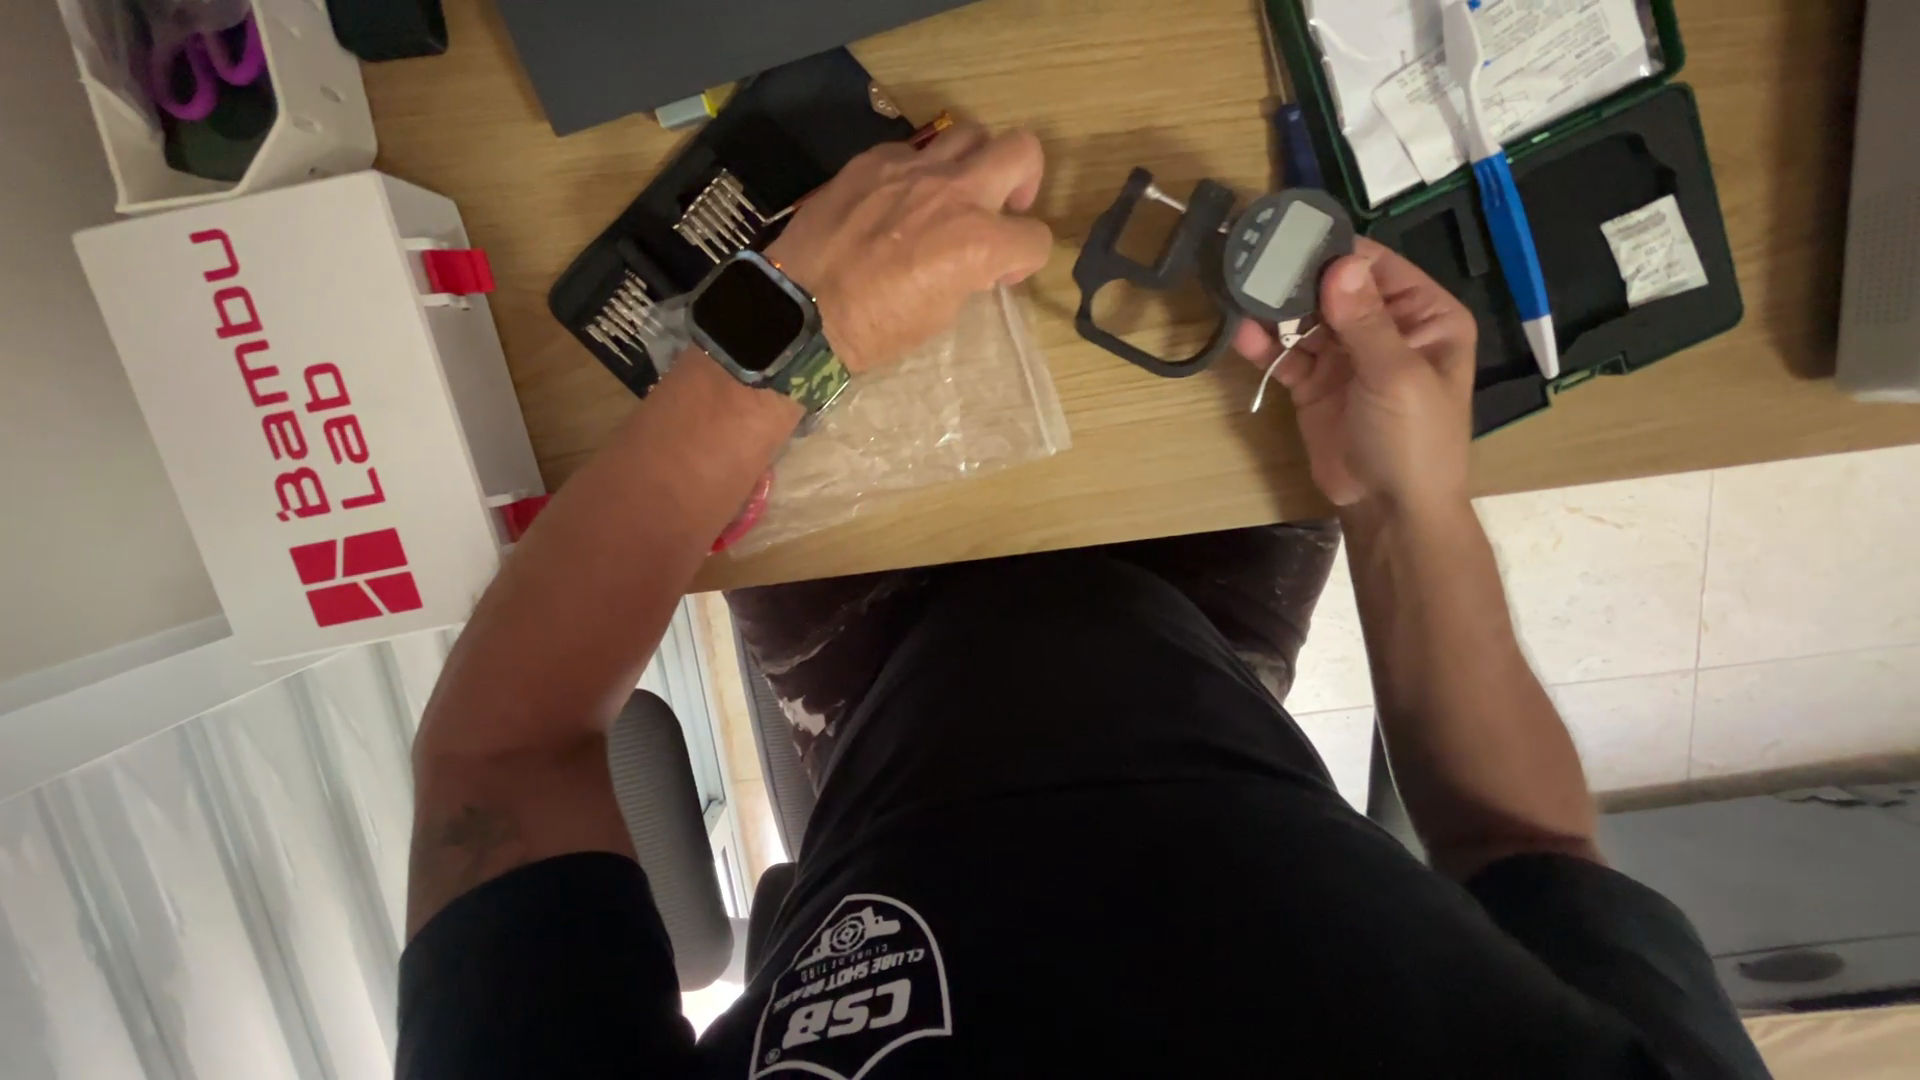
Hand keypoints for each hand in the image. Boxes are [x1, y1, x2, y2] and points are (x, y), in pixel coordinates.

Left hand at [764, 124, 1054, 374]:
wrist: (804, 311)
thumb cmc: (877, 329)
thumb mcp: (941, 313)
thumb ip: (970, 274)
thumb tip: (974, 262)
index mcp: (977, 242)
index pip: (1035, 238)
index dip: (1024, 260)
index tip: (1001, 275)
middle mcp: (954, 193)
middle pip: (1022, 152)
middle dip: (1025, 181)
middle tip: (1003, 208)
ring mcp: (912, 169)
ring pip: (971, 134)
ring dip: (975, 163)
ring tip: (954, 196)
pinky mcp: (873, 161)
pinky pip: (915, 149)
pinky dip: (920, 172)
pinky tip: (900, 201)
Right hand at [1235, 238, 1477, 513]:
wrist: (1389, 505)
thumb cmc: (1412, 437)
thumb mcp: (1395, 374)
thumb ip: (1365, 320)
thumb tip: (1339, 263)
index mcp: (1423, 316)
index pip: (1377, 268)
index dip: (1337, 252)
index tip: (1291, 235)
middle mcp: (1385, 329)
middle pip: (1335, 291)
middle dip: (1298, 278)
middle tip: (1254, 260)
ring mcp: (1346, 358)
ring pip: (1307, 321)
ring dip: (1277, 310)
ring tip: (1240, 290)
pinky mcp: (1314, 385)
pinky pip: (1287, 357)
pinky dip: (1266, 347)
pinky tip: (1243, 334)